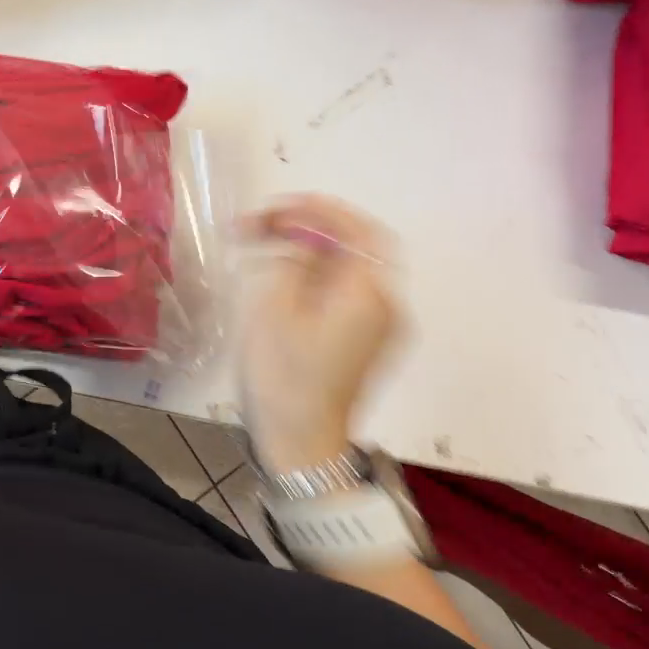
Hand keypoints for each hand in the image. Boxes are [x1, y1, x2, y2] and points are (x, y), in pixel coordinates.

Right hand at [240, 195, 401, 473]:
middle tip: (262, 225)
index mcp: (368, 294)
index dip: (318, 209)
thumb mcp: (273, 307)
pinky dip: (318, 270)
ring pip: (352, 265)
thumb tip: (299, 239)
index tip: (273, 209)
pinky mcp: (366, 340)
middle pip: (358, 244)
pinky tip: (283, 274)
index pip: (358, 229)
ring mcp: (381, 326)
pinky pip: (349, 288)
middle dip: (311, 224)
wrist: (302, 440)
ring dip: (311, 246)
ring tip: (263, 244)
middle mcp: (386, 305)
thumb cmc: (282, 373)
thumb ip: (292, 261)